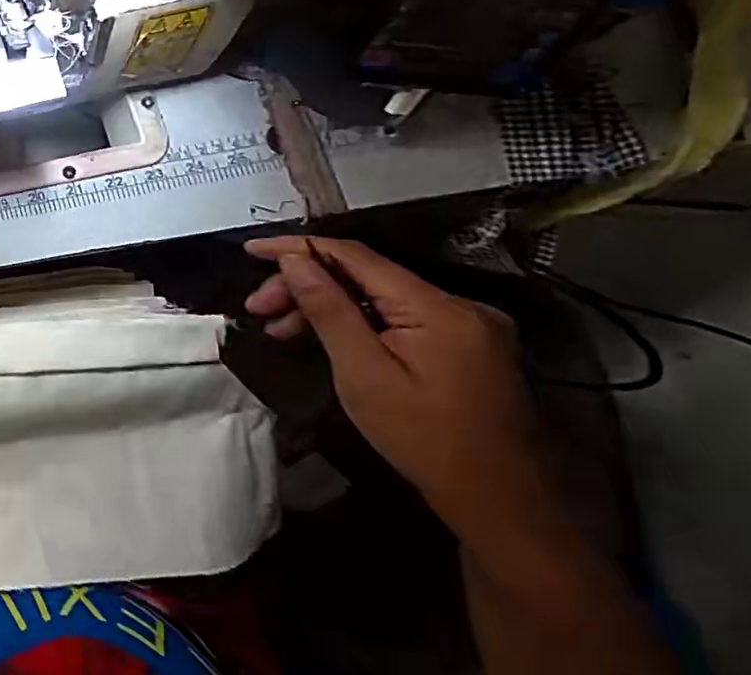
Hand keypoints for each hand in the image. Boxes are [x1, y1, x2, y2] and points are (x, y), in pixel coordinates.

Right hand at [242, 237, 545, 528]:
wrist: (499, 504)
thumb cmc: (424, 439)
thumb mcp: (362, 373)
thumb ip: (327, 309)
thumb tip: (295, 260)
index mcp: (438, 309)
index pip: (355, 256)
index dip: (298, 247)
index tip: (251, 249)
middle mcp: (457, 305)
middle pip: (363, 276)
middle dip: (304, 285)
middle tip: (259, 308)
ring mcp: (464, 325)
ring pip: (375, 296)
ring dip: (323, 305)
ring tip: (278, 328)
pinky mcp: (462, 344)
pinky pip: (394, 316)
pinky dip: (352, 321)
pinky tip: (321, 336)